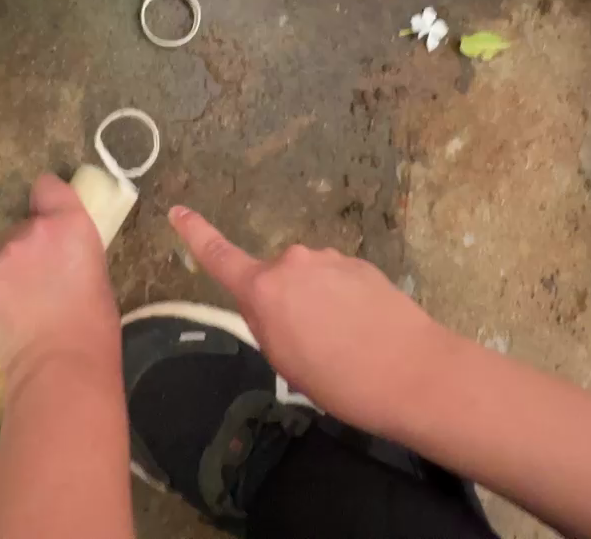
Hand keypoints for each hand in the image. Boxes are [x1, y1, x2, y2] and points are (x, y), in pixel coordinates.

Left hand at [0, 174, 120, 389]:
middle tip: (39, 282)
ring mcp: (3, 257)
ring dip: (6, 272)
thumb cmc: (95, 326)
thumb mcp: (95, 273)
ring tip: (20, 307)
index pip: (48, 187)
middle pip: (22, 227)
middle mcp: (34, 230)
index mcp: (70, 222)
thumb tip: (58, 262)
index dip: (46, 200)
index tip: (47, 218)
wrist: (63, 364)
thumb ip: (73, 253)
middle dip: (27, 248)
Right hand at [169, 205, 454, 436]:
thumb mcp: (285, 361)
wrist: (412, 371)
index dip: (195, 234)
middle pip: (274, 280)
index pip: (219, 256)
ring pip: (308, 280)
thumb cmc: (339, 380)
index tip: (177, 210)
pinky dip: (342, 301)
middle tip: (308, 347)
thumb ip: (267, 323)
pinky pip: (337, 280)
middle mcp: (293, 261)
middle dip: (283, 304)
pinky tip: (364, 330)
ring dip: (315, 303)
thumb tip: (271, 303)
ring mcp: (329, 258)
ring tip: (342, 344)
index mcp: (265, 289)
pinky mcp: (359, 262)